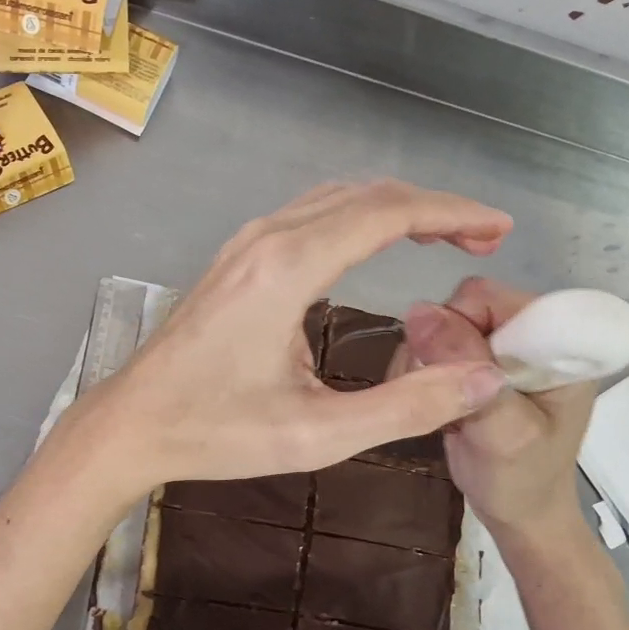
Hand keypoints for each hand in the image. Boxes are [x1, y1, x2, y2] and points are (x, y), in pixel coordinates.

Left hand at [68, 181, 514, 492]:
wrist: (131, 424)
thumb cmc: (216, 432)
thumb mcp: (318, 435)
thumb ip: (405, 407)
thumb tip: (483, 380)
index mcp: (289, 269)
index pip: (388, 211)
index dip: (452, 212)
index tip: (497, 228)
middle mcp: (267, 239)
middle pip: (365, 194)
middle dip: (432, 207)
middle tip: (483, 236)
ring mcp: (245, 243)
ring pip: (335, 199)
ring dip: (393, 208)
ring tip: (443, 235)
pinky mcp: (234, 258)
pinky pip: (308, 215)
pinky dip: (357, 217)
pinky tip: (374, 243)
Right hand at [398, 277, 596, 535]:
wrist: (520, 515)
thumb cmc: (522, 479)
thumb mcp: (501, 431)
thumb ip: (466, 372)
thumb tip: (420, 313)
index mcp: (556, 341)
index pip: (488, 298)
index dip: (457, 327)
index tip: (451, 378)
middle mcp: (530, 334)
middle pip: (460, 308)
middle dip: (438, 350)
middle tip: (441, 398)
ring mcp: (503, 348)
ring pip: (440, 326)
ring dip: (426, 365)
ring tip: (440, 409)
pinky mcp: (479, 364)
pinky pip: (434, 347)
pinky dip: (423, 373)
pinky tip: (436, 406)